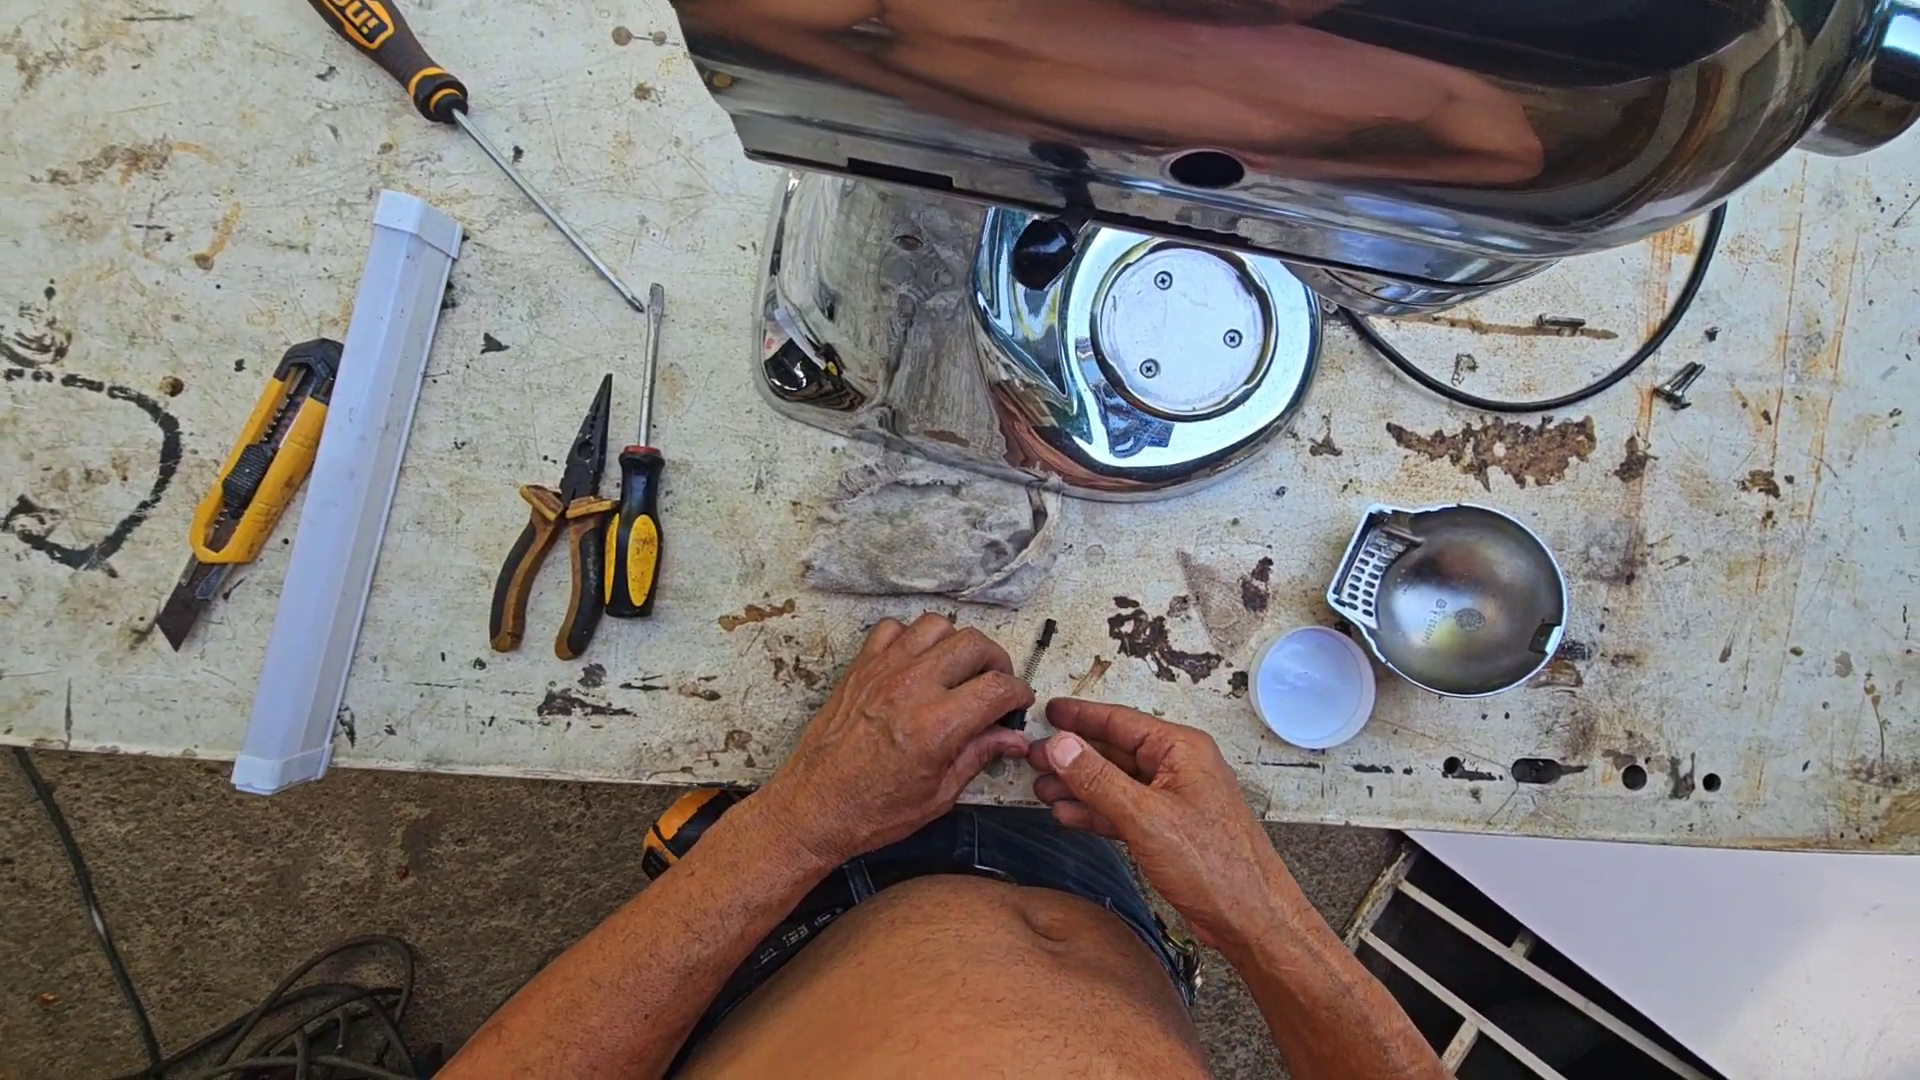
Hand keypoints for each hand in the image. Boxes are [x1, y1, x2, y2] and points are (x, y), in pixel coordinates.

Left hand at [757, 614, 1033, 865]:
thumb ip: (980, 755)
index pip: (997, 687)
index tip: (1018, 703)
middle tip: (995, 684)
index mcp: (936, 726)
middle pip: (973, 643)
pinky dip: (912, 638)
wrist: (813, 807)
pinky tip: (917, 663)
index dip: (1019, 692)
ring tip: (958, 670)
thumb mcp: (939, 795)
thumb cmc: (875, 811)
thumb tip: (1015, 737)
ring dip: (956, 643)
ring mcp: (883, 671)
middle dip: (996, 661)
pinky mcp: (860, 666)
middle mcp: (912, 688)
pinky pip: (893, 628)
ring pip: (936, 625)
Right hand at [1028, 699, 1303, 951]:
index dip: (1080, 716)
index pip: (1120, 720)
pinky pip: (1122, 809)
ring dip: (1078, 786)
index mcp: (1180, 750)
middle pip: (1113, 751)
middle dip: (1072, 756)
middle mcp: (1177, 767)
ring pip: (1114, 782)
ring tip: (1042, 787)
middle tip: (1035, 756)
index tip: (1050, 712)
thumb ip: (1098, 779)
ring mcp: (1172, 799)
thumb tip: (1062, 745)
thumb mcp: (1146, 817)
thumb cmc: (1220, 868)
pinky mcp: (1167, 828)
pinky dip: (1094, 811)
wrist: (1254, 922)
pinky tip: (1068, 814)